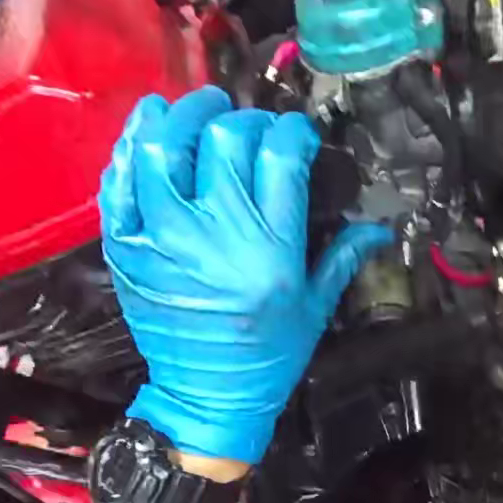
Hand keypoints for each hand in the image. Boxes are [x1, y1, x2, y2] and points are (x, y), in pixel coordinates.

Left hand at [99, 86, 391, 464]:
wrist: (209, 393)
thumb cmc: (272, 352)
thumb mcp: (316, 306)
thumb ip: (345, 257)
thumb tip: (381, 228)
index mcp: (270, 249)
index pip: (279, 159)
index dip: (291, 132)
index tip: (298, 132)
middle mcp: (215, 232)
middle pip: (223, 140)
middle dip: (244, 120)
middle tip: (253, 124)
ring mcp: (161, 234)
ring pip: (162, 144)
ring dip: (184, 114)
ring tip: (200, 109)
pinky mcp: (124, 242)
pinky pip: (120, 177)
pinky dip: (135, 144)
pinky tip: (151, 128)